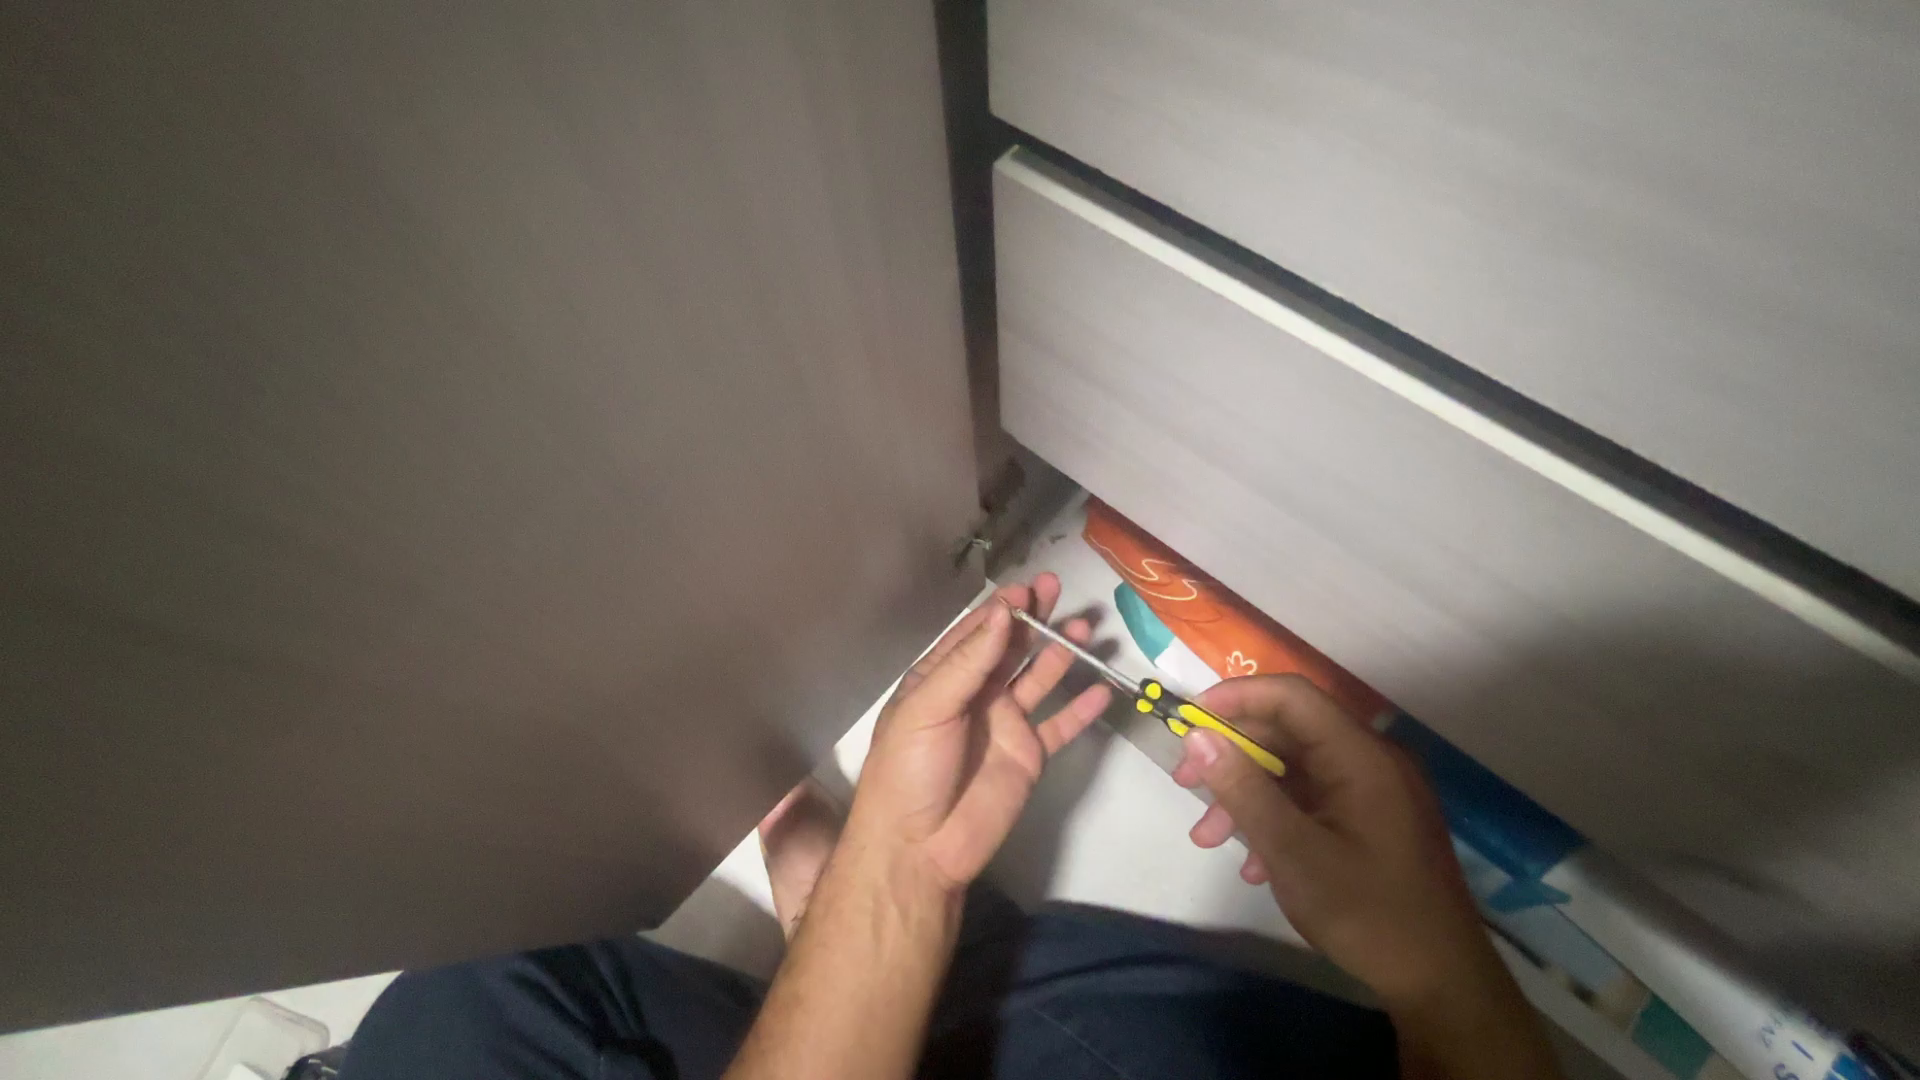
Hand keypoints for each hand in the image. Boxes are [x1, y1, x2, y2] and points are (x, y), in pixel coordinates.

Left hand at [842, 574, 1112, 895]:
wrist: (919, 847)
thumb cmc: (910, 769)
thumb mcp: (928, 707)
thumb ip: (968, 662)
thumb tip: (1002, 612)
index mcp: (942, 679)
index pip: (975, 634)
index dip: (1001, 609)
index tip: (1027, 586)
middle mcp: (975, 696)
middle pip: (1010, 649)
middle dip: (1034, 620)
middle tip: (1059, 590)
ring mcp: (1004, 725)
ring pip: (1038, 680)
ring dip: (1060, 654)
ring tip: (1086, 629)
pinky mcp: (1028, 756)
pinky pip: (1059, 726)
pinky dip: (1080, 710)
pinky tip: (1102, 690)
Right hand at [1171, 675, 1497, 1007]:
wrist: (1444, 986)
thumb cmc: (1367, 912)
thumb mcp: (1292, 851)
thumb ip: (1243, 788)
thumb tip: (1197, 736)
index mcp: (1360, 756)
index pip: (1290, 696)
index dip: (1235, 697)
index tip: (1189, 720)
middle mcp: (1370, 761)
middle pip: (1287, 732)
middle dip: (1231, 756)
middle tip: (1185, 784)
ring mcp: (1373, 791)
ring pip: (1293, 769)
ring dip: (1246, 795)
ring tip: (1207, 837)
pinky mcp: (1372, 820)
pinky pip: (1311, 798)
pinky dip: (1275, 816)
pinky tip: (1252, 861)